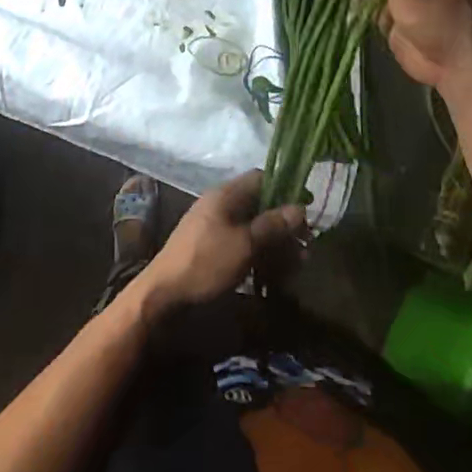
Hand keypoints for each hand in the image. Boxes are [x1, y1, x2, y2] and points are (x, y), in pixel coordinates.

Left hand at [137, 171, 304, 311]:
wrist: (163, 294)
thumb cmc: (205, 263)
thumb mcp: (244, 244)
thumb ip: (272, 224)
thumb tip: (299, 207)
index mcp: (224, 195)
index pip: (260, 178)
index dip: (286, 188)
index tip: (307, 206)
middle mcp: (219, 205)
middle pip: (259, 205)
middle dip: (285, 223)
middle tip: (306, 243)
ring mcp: (214, 227)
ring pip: (253, 227)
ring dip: (276, 243)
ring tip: (297, 263)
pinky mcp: (212, 248)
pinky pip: (242, 244)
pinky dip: (260, 254)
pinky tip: (274, 272)